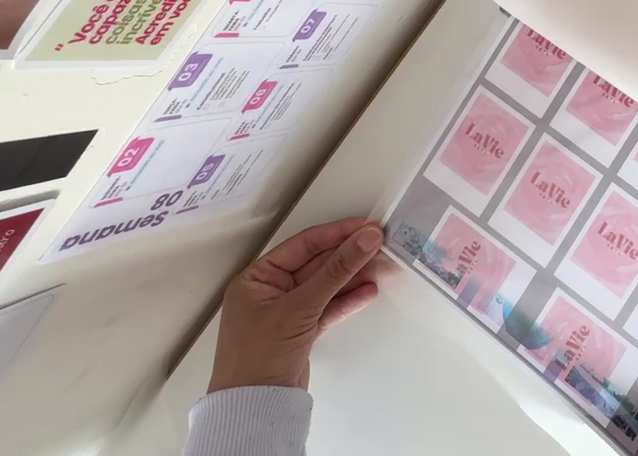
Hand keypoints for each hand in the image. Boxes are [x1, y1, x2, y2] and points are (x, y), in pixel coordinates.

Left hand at [208, 217, 384, 392]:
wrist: (253, 411)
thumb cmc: (261, 354)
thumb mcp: (300, 307)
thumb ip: (338, 269)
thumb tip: (369, 236)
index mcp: (258, 278)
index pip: (305, 245)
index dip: (338, 233)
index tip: (368, 226)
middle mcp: (271, 290)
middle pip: (319, 263)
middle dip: (350, 255)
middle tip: (381, 244)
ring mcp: (288, 311)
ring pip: (327, 284)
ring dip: (353, 276)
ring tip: (383, 266)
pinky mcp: (302, 330)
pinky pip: (329, 306)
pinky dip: (348, 299)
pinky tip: (369, 292)